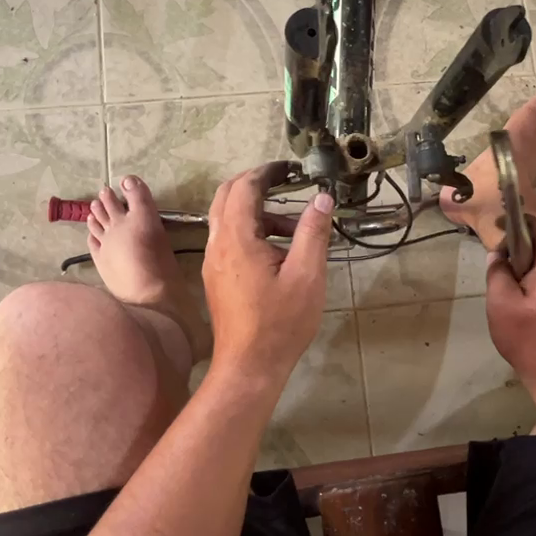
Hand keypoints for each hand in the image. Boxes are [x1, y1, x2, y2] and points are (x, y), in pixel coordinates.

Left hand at [202, 163, 335, 384]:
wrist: (249, 367)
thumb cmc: (280, 323)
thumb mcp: (307, 275)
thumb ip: (313, 232)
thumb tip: (322, 199)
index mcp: (237, 239)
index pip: (244, 188)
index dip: (266, 172)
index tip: (290, 169)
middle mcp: (218, 245)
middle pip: (227, 196)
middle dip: (255, 183)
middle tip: (286, 184)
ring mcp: (214, 263)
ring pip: (228, 219)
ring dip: (257, 211)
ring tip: (295, 227)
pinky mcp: (217, 278)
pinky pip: (229, 239)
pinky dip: (251, 231)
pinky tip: (280, 251)